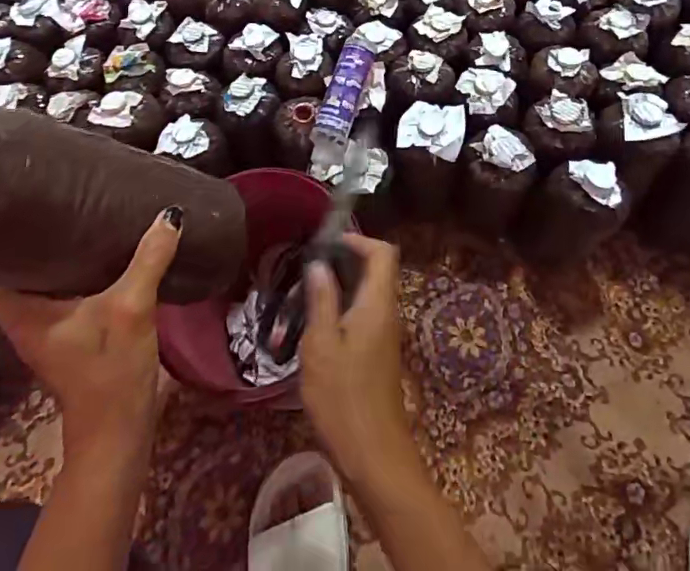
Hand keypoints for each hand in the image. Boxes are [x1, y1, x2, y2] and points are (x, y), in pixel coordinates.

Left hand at [0, 208, 181, 452]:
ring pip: (44, 286)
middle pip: (16, 276)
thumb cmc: (109, 368)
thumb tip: (167, 215)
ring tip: (81, 222)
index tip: (6, 212)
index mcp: (22, 315)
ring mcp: (50, 331)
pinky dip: (79, 276)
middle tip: (54, 206)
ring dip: (58, 260)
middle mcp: (27, 322)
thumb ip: (148, 261)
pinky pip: (67, 295)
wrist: (119, 428)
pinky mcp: (73, 336)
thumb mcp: (131, 308)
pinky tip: (105, 258)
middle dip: (32, 244)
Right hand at [298, 234, 414, 485]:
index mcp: (378, 303)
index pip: (383, 252)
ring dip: (338, 290)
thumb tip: (321, 263)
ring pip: (366, 294)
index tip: (326, 245)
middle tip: (307, 273)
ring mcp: (385, 332)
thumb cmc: (343, 396)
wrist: (372, 450)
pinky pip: (362, 315)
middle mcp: (387, 312)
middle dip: (343, 263)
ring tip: (302, 300)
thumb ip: (322, 300)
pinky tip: (312, 328)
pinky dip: (340, 311)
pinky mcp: (377, 351)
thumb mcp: (321, 346)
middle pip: (375, 270)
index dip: (358, 240)